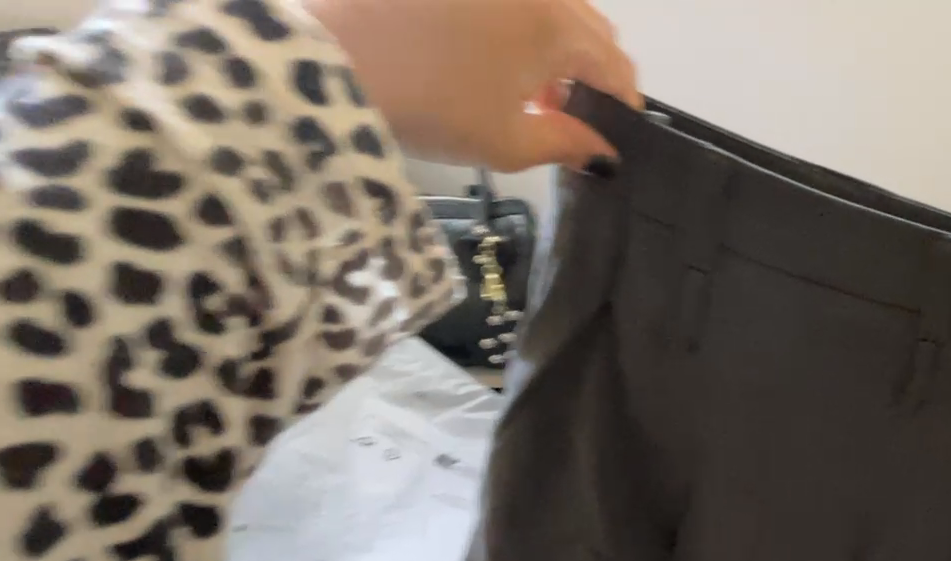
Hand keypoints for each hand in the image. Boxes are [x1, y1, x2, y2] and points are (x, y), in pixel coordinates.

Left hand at [305, 0, 639, 171]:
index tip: (617, 137)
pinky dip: (527, 24)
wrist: (326, 54)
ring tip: (533, 87)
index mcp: (556, 29)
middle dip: (593, 73)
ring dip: (561, 47)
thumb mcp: (507, 143)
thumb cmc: (430, 107)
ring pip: (558, 7)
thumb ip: (568, 145)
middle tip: (572, 116)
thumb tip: (605, 155)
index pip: (615, 68)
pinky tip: (503, 55)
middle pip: (593, 29)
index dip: (623, 107)